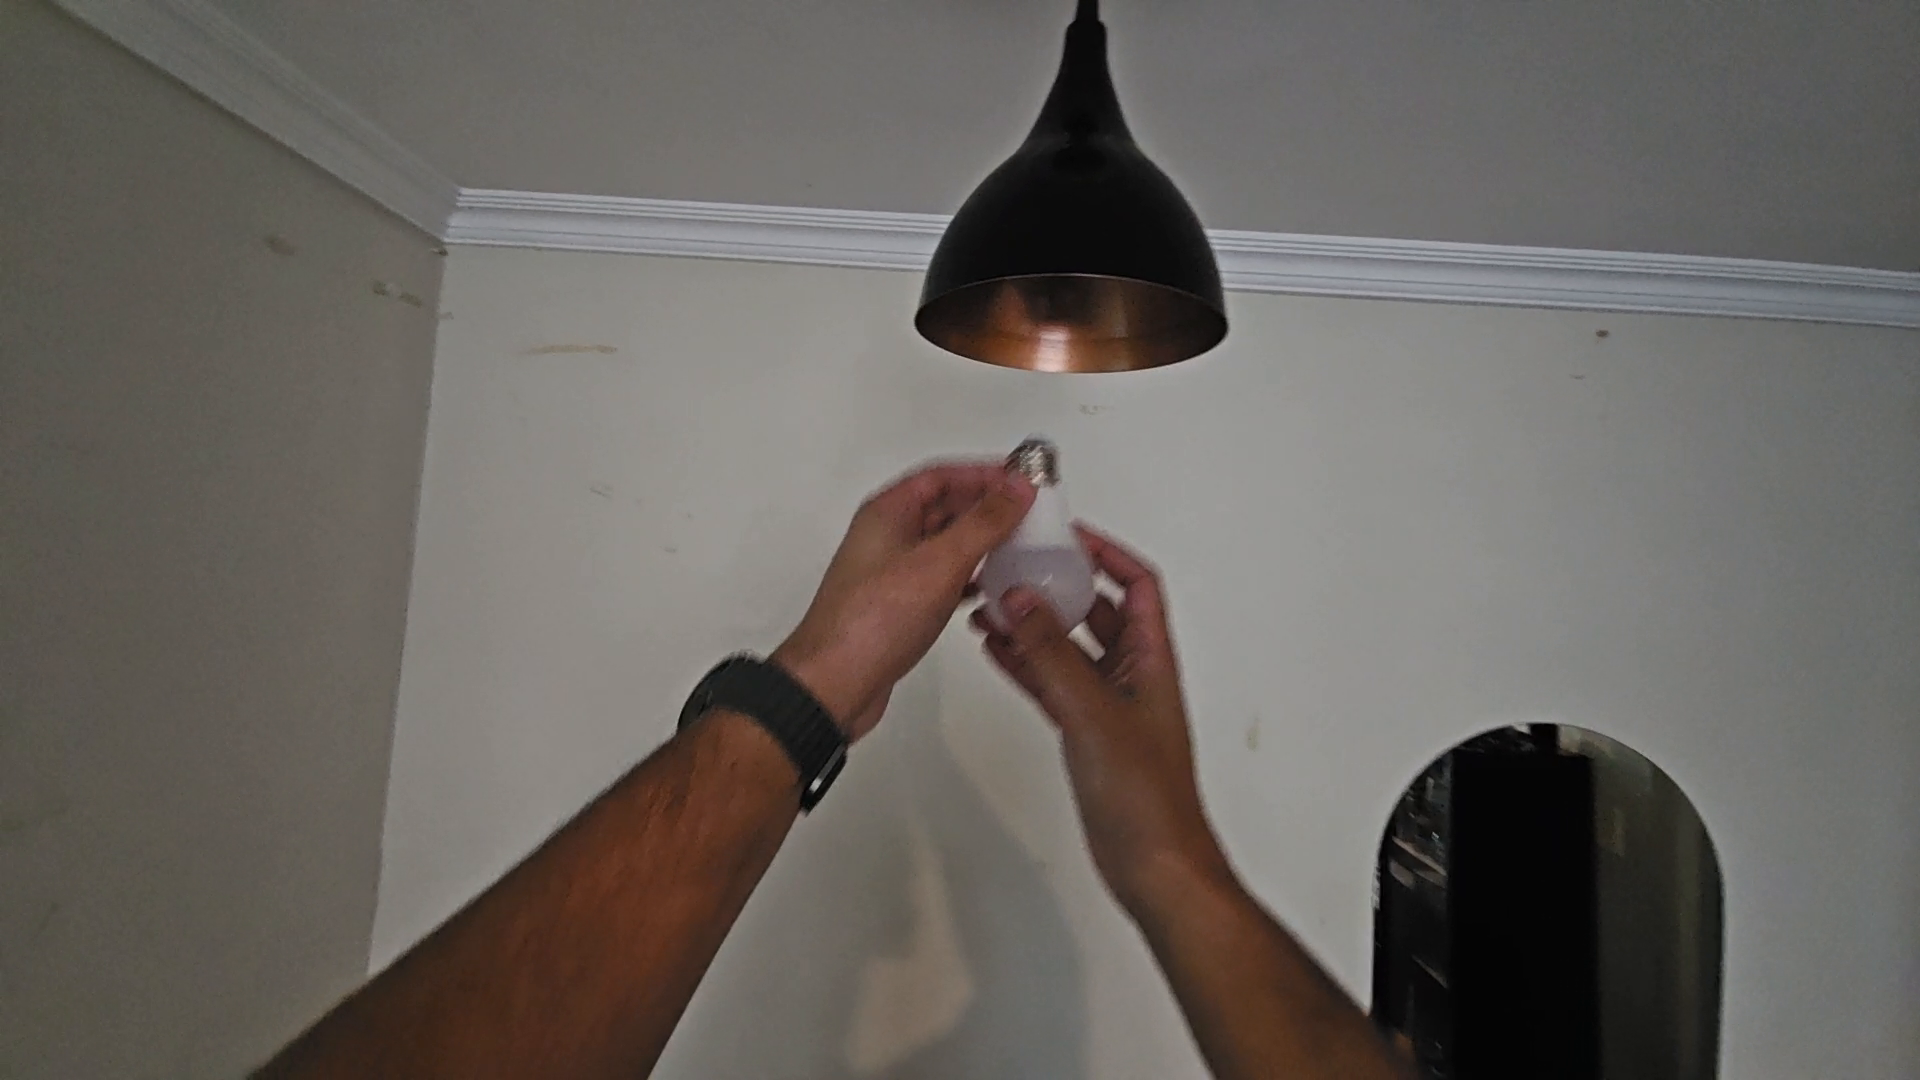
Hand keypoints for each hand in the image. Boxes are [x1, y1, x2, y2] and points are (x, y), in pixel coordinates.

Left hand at [774, 462, 1034, 740]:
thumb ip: (983, 522)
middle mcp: (888, 536)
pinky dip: (969, 577)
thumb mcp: (939, 561)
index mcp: (888, 512)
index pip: (942, 476)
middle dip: (986, 507)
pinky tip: (992, 587)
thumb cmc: (874, 619)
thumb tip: (1017, 487)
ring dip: (981, 542)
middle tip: (1029, 512)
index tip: (1021, 479)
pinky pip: (942, 577)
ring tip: (1020, 546)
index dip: (983, 473)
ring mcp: (893, 571)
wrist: (838, 683)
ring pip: (945, 544)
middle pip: (944, 506)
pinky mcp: (900, 604)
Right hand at [970, 525, 1232, 916]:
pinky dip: (1024, 661)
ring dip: (1033, 622)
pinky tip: (998, 650)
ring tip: (996, 604)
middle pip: (1094, 608)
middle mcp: (1131, 673)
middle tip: (1020, 566)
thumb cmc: (1149, 800)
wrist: (1152, 865)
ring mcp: (1106, 701)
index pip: (1135, 583)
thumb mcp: (1094, 712)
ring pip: (1066, 644)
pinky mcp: (1084, 727)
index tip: (1068, 535)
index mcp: (1150, 658)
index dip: (1105, 553)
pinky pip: (1050, 679)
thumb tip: (1022, 600)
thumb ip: (1053, 654)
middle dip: (1057, 584)